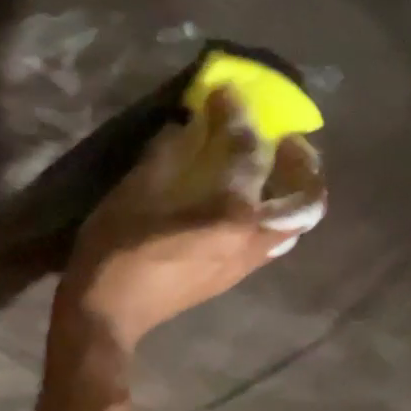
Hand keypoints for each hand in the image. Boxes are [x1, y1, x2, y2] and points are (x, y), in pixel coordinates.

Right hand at [60, 87, 326, 348]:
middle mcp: (253, 236)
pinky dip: (269, 217)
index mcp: (232, 213)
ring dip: (291, 193)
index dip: (237, 116)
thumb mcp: (129, 198)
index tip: (226, 91)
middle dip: (302, 162)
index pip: (249, 152)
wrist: (103, 319)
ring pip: (294, 224)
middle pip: (306, 195)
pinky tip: (240, 210)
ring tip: (269, 176)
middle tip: (281, 141)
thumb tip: (184, 128)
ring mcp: (245, 261)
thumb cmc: (112, 255)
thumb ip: (163, 158)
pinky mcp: (230, 278)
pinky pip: (270, 241)